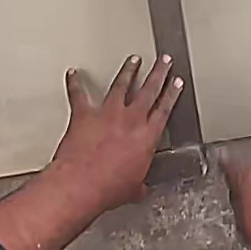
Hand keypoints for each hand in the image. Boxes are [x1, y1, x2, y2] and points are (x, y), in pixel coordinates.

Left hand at [46, 55, 183, 214]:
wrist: (82, 184)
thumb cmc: (107, 188)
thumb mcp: (133, 189)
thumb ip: (138, 184)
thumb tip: (138, 189)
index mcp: (147, 137)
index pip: (165, 109)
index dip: (172, 94)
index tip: (176, 82)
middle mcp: (130, 120)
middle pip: (149, 89)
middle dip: (159, 73)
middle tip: (164, 61)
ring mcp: (107, 113)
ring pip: (121, 84)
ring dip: (128, 70)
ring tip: (133, 60)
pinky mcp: (84, 114)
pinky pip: (78, 94)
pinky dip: (75, 83)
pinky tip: (74, 73)